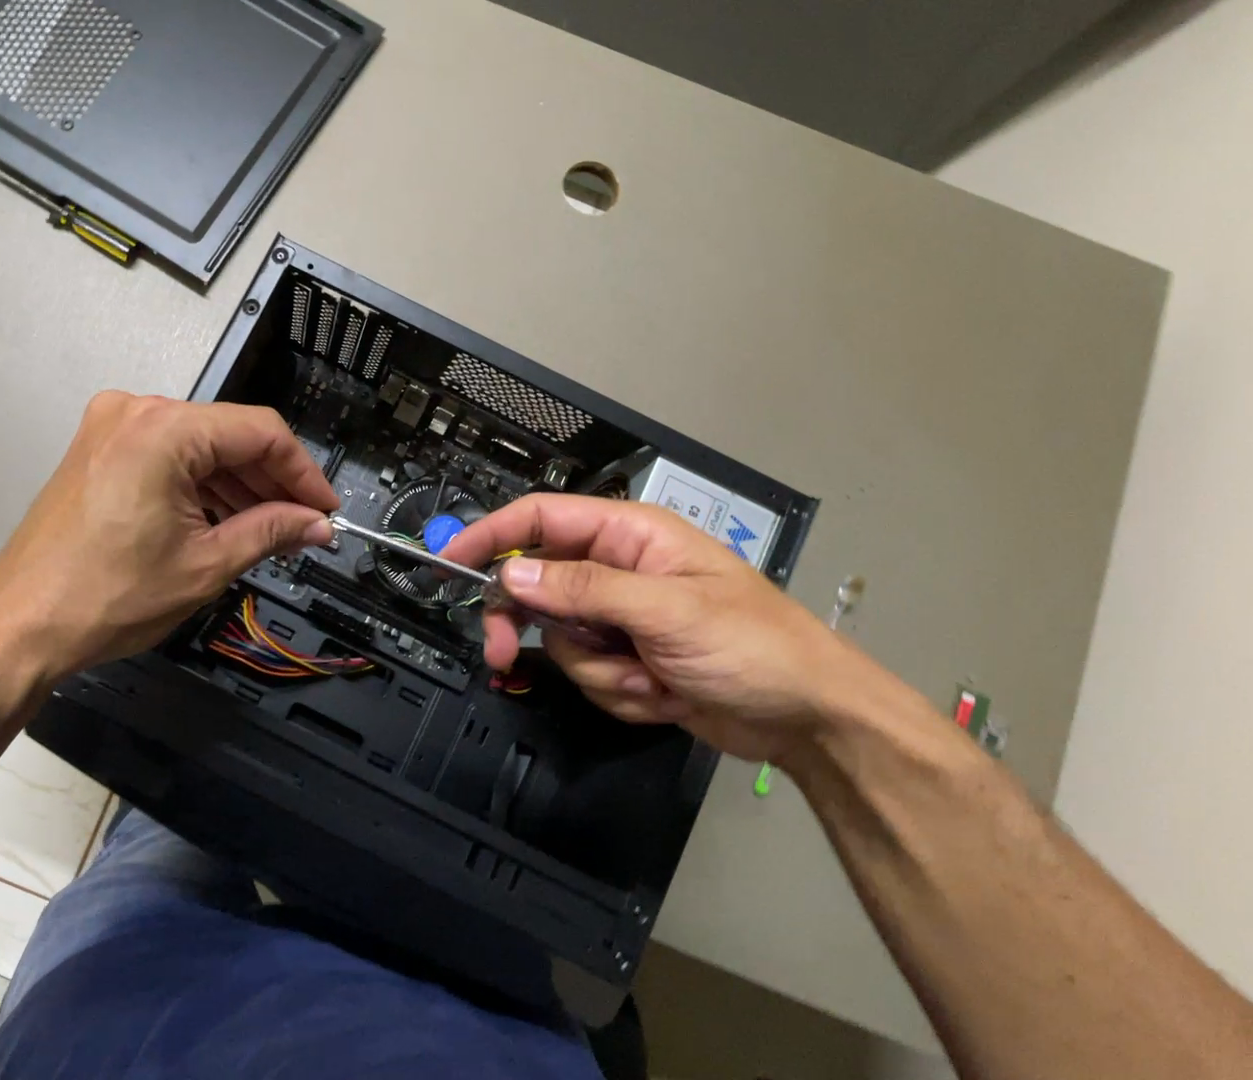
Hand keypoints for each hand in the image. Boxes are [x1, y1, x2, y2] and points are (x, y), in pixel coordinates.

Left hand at [0, 392, 338, 679]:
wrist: (22, 623)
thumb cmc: (102, 597)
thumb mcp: (205, 564)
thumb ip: (271, 533)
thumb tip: (315, 525)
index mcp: (163, 430)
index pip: (260, 432)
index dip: (303, 472)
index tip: (323, 508)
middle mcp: (134, 413)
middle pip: (230, 435)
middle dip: (271, 481)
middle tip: (302, 525)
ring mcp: (111, 430)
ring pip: (200, 446)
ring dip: (238, 485)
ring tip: (268, 531)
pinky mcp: (99, 452)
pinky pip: (168, 456)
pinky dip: (201, 485)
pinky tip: (224, 521)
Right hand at [439, 495, 877, 764]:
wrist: (807, 718)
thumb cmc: (755, 646)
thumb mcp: (667, 612)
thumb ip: (584, 590)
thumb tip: (512, 574)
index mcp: (631, 536)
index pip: (542, 519)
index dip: (491, 535)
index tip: (450, 562)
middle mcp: (618, 571)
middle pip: (536, 586)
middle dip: (529, 627)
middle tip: (503, 655)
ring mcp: (621, 620)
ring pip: (560, 641)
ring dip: (599, 671)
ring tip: (654, 678)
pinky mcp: (628, 660)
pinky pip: (587, 675)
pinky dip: (619, 693)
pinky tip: (666, 694)